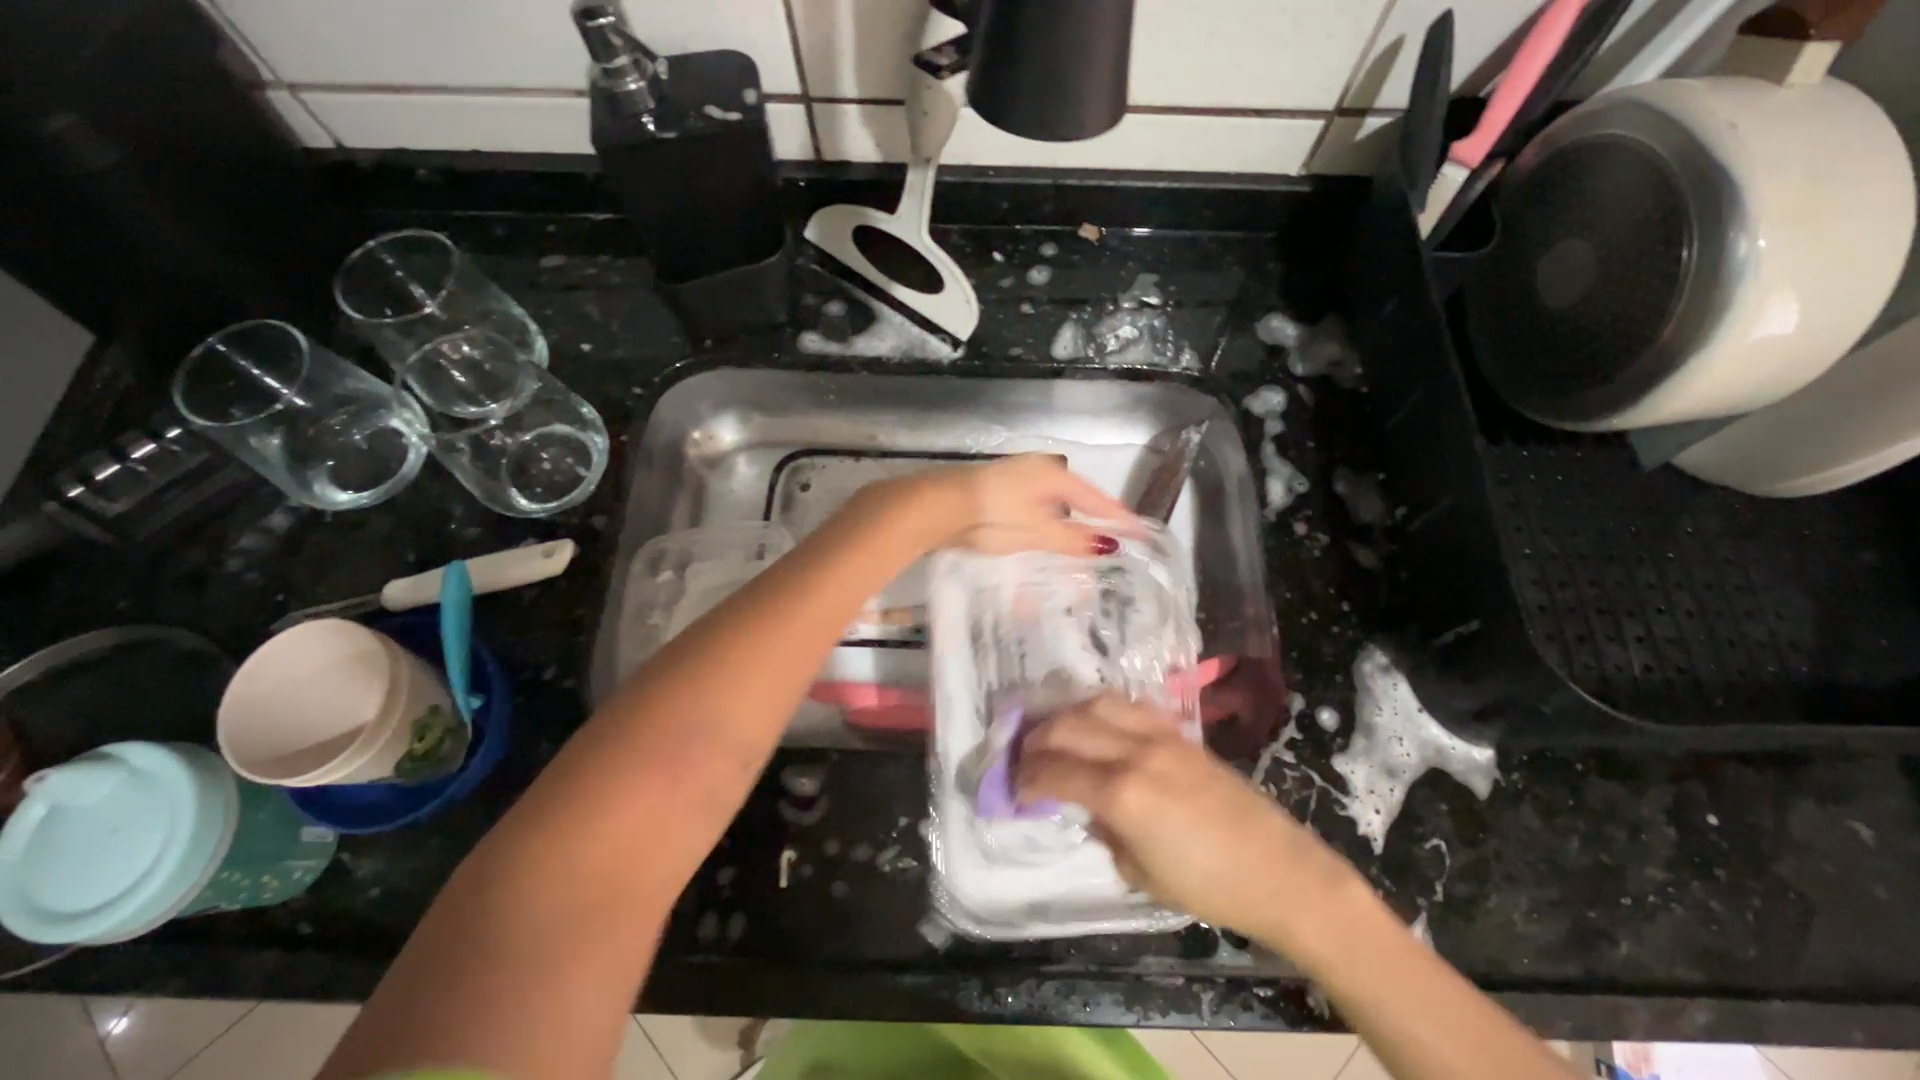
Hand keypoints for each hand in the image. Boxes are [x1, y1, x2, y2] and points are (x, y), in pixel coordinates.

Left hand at [896, 454, 1138, 555]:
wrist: (938, 507)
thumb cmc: (993, 516)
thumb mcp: (1037, 532)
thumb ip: (1072, 539)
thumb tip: (1108, 545)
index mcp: (1054, 475)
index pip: (1096, 498)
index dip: (1118, 518)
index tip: (1141, 534)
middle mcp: (1038, 470)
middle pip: (1076, 497)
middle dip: (1095, 519)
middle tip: (1115, 541)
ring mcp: (1017, 478)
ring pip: (1054, 504)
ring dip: (1070, 524)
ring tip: (1085, 545)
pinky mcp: (999, 492)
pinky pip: (1036, 508)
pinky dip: (1048, 524)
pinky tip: (1048, 538)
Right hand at [1018, 694, 1364, 942]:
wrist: (1280, 871)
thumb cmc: (1208, 886)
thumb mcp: (1139, 873)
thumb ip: (1104, 832)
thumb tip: (1086, 808)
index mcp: (1122, 794)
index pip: (1054, 771)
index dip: (1024, 779)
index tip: (1011, 790)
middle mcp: (1136, 753)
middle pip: (1068, 727)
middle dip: (1034, 741)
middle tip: (1020, 760)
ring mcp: (1162, 737)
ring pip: (1098, 704)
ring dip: (1064, 716)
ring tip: (1050, 734)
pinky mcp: (1182, 734)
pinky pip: (1130, 707)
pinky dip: (1101, 710)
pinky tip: (1094, 726)